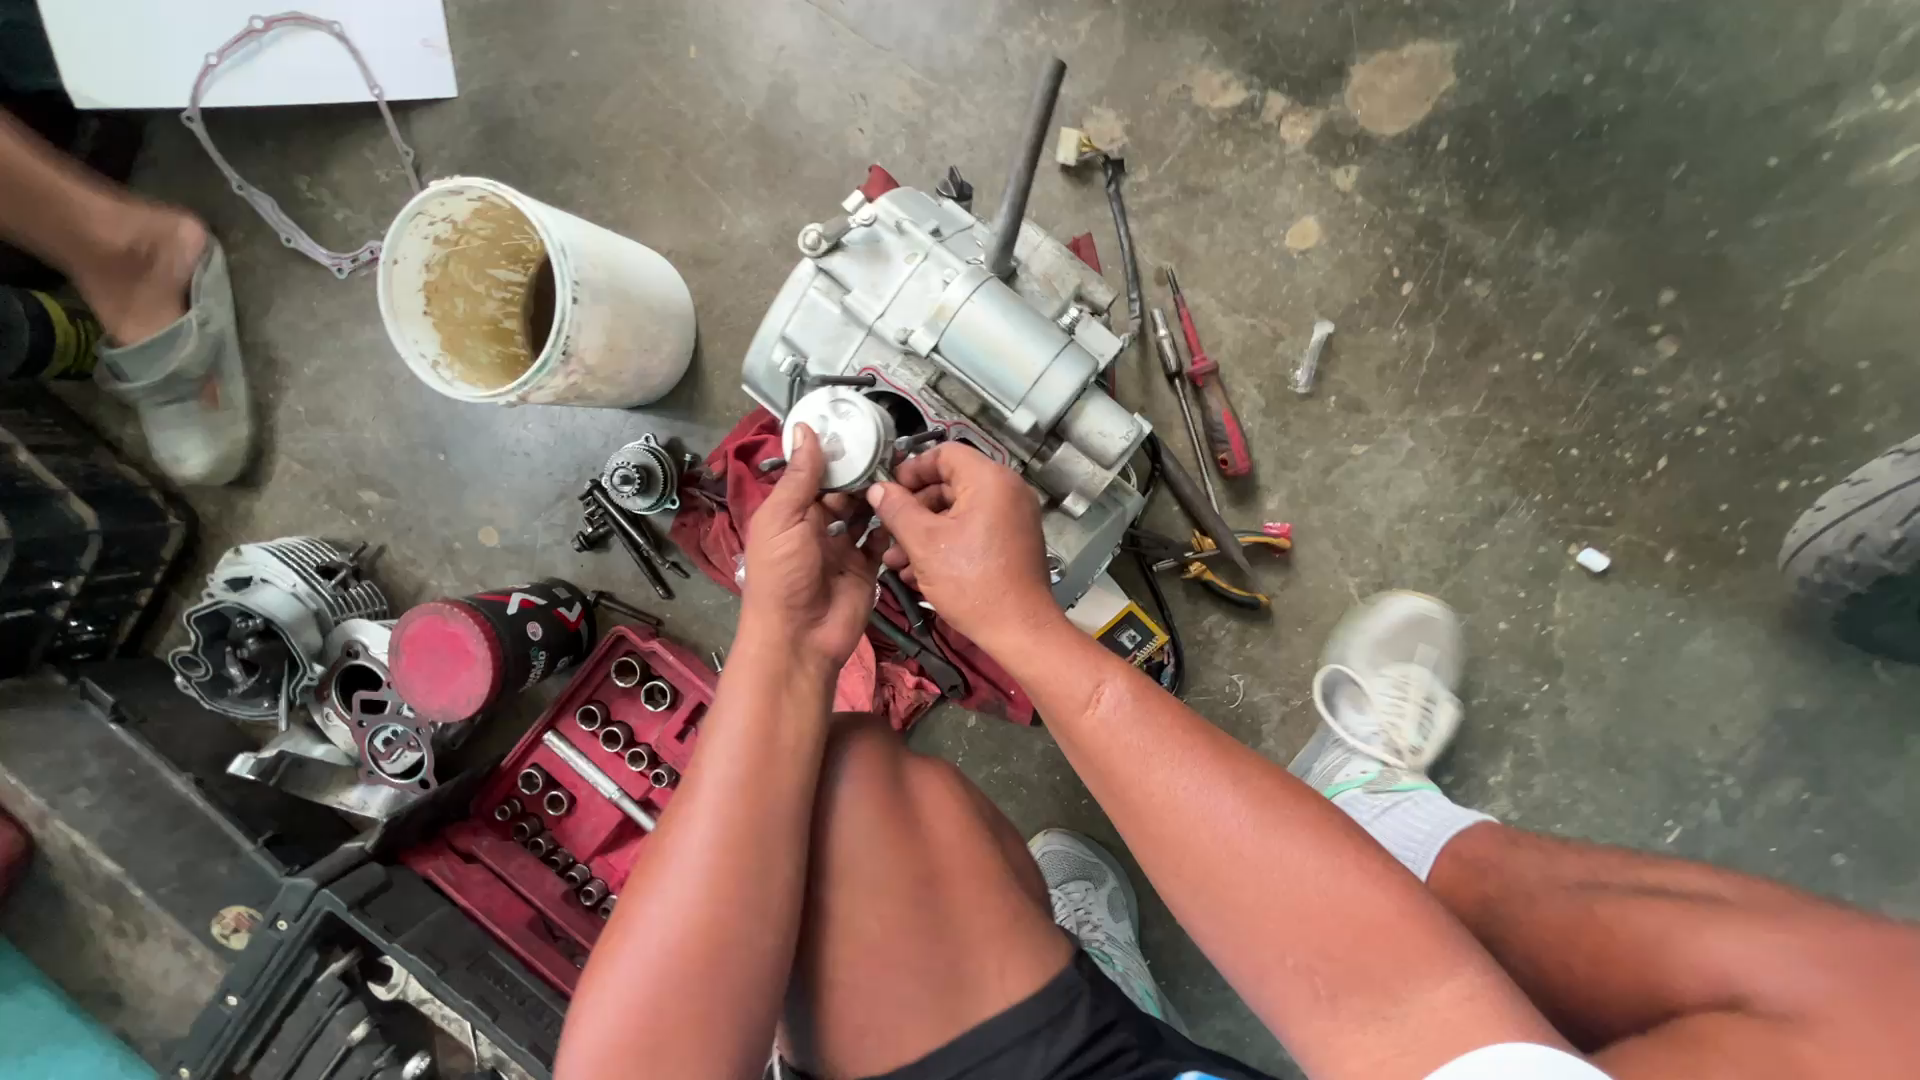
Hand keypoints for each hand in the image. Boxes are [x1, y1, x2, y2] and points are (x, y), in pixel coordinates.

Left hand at [740, 425, 887, 672]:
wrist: (800, 637)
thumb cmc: (782, 576)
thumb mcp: (782, 519)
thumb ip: (800, 476)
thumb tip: (807, 429)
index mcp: (790, 512)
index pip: (815, 474)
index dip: (835, 454)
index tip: (859, 429)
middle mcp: (817, 526)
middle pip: (844, 491)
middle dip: (862, 473)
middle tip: (890, 448)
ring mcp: (843, 547)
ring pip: (865, 512)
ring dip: (879, 495)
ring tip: (902, 471)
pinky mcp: (866, 567)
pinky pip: (881, 540)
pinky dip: (891, 525)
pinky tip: (904, 504)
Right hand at [863, 442, 1061, 649]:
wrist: (1019, 629)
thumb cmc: (972, 582)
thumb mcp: (924, 543)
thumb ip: (897, 510)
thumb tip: (878, 489)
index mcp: (990, 480)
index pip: (944, 453)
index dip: (912, 469)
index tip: (890, 491)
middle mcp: (1007, 491)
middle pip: (950, 484)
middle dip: (914, 510)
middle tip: (888, 531)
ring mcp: (1013, 517)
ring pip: (958, 512)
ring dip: (925, 532)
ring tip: (898, 560)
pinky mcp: (1012, 542)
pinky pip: (974, 530)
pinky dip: (948, 544)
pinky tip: (920, 572)